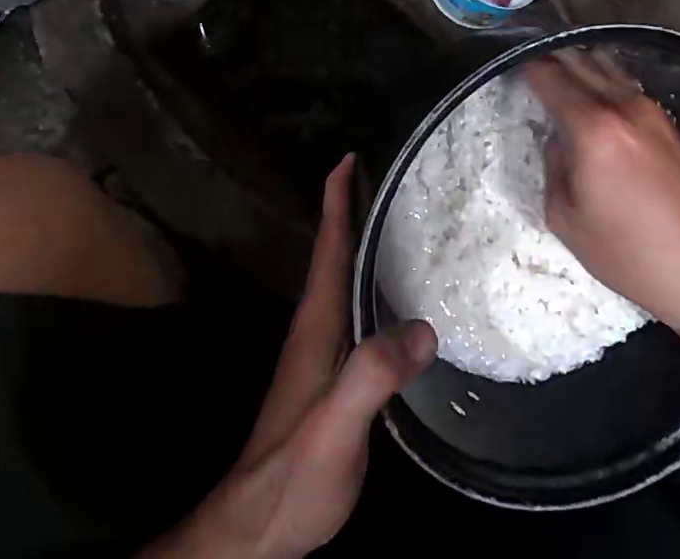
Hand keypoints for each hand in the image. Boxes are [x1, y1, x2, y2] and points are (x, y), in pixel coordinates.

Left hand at [144, 156, 435, 558]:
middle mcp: (319, 327)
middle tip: (392, 178)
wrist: (257, 529)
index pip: (327, 247)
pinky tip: (401, 292)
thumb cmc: (291, 475)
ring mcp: (325, 351)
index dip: (336, 200)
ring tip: (404, 219)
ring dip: (367, 243)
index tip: (349, 158)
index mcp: (317, 324)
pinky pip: (360, 308)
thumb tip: (422, 327)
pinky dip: (377, 283)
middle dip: (357, 209)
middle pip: (337, 253)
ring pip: (348, 279)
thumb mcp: (333, 427)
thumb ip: (371, 377)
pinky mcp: (335, 373)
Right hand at [526, 50, 679, 351]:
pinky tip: (595, 98)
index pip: (552, 78)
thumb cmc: (634, 256)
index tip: (512, 64)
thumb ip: (555, 169)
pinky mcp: (673, 126)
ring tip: (559, 74)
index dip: (528, 67)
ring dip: (582, 65)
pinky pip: (628, 88)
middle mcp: (625, 107)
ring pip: (609, 69)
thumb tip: (560, 142)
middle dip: (553, 56)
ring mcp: (654, 113)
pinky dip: (605, 82)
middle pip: (582, 62)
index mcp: (594, 129)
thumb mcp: (568, 221)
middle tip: (531, 62)